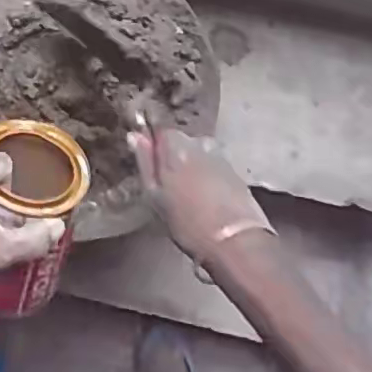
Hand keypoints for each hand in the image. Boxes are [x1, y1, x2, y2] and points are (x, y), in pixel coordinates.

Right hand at [127, 115, 272, 267]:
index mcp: (176, 145)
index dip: (153, 143)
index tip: (149, 159)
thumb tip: (135, 135)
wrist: (236, 242)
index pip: (159, 128)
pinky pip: (213, 165)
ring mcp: (221, 156)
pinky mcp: (236, 171)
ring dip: (192, 165)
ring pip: (198, 153)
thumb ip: (145, 161)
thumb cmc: (187, 221)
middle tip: (168, 183)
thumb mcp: (155, 194)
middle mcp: (199, 143)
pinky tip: (206, 196)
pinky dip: (208, 175)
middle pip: (180, 141)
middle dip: (173, 155)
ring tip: (189, 191)